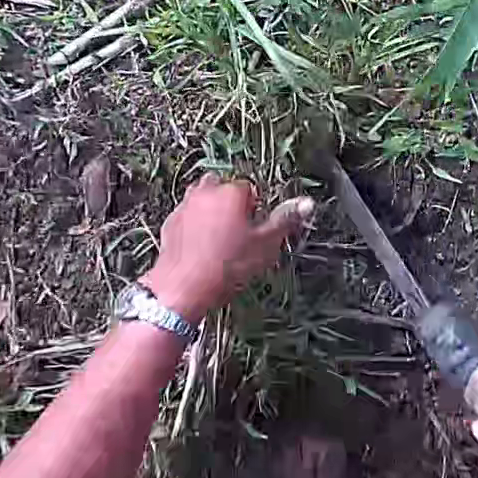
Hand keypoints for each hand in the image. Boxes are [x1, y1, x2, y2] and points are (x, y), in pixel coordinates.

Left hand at [140, 174, 314, 320]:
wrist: (183, 288)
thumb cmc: (228, 265)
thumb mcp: (265, 245)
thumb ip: (285, 220)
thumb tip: (307, 203)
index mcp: (231, 192)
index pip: (250, 189)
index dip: (256, 210)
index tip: (255, 231)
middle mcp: (205, 191)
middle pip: (224, 189)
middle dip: (232, 204)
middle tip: (239, 233)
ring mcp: (184, 206)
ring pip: (203, 200)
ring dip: (212, 212)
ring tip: (220, 240)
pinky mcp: (170, 222)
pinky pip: (188, 217)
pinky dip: (195, 225)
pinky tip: (201, 248)